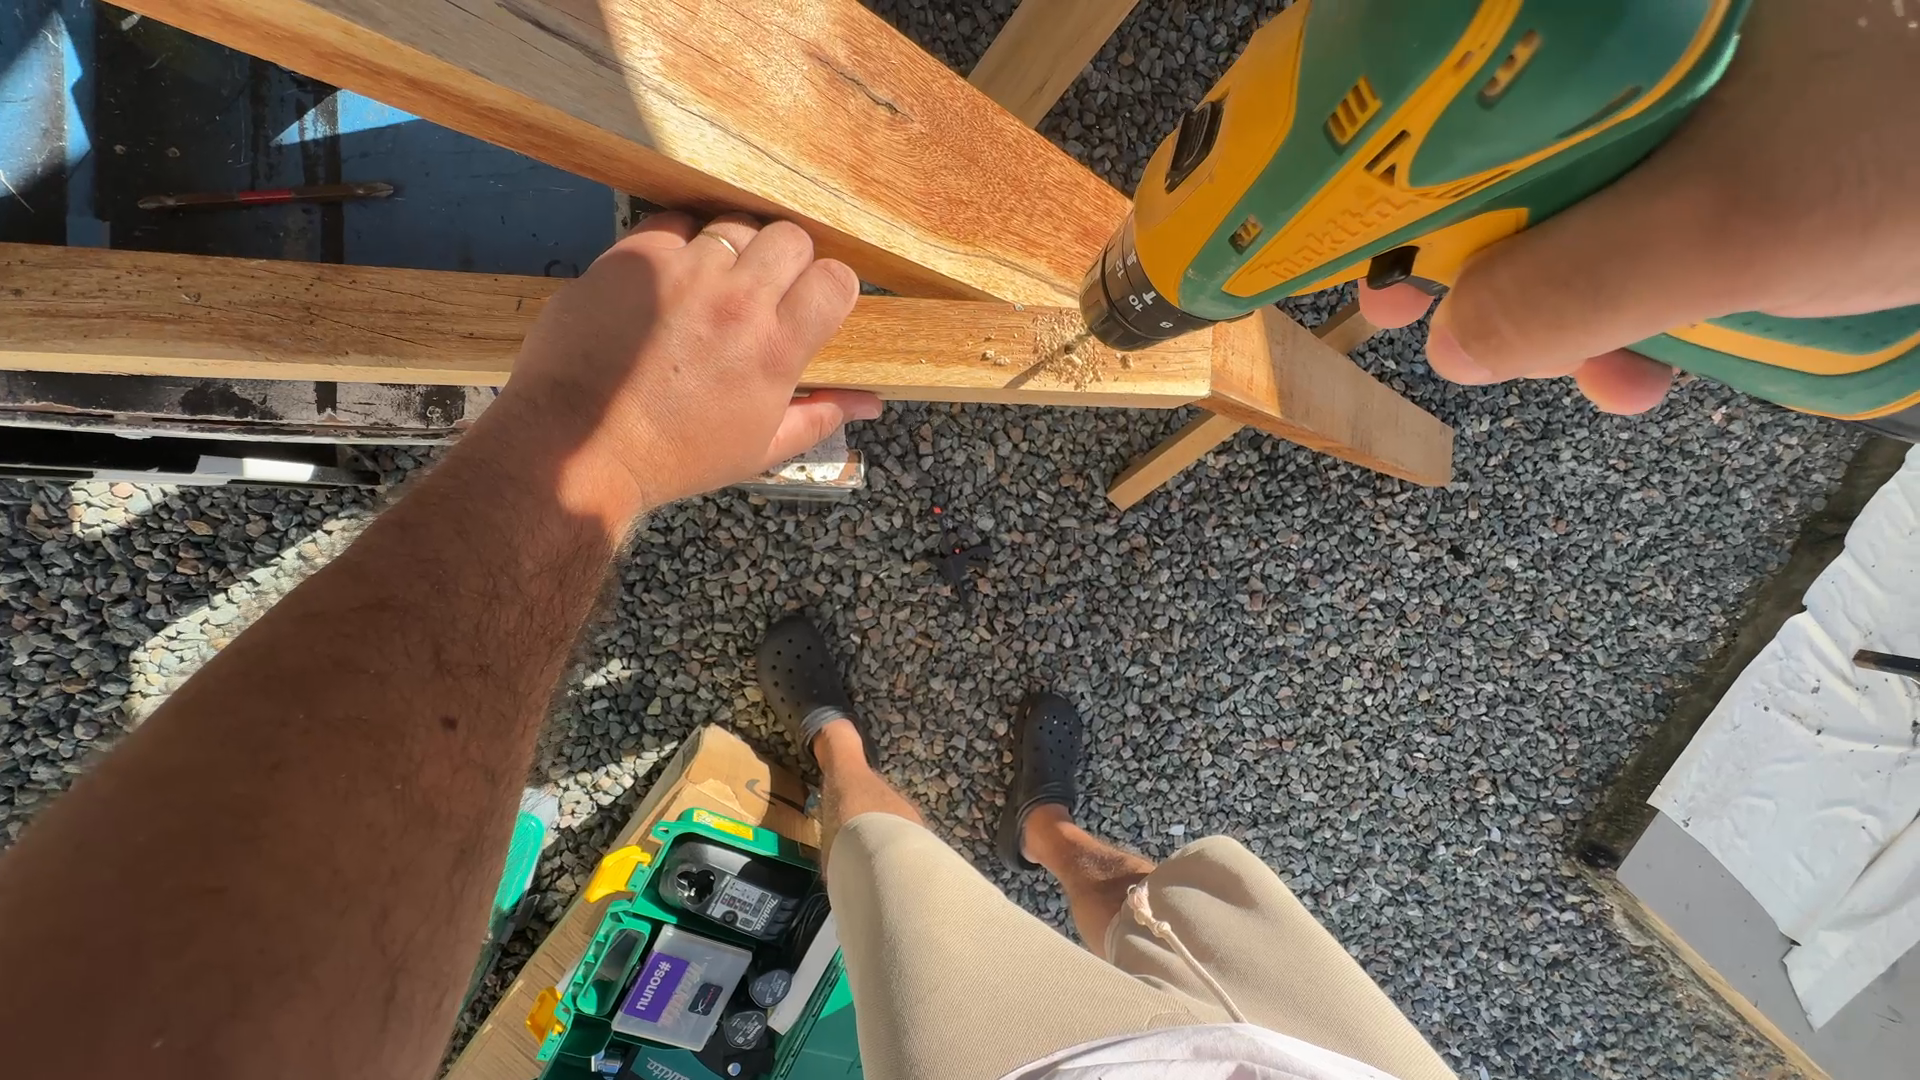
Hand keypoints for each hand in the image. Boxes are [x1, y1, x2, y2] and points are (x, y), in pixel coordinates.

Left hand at [482, 211, 878, 512]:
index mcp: (777, 349)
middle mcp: (739, 300)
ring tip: (715, 283)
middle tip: (765, 292)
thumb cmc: (680, 457)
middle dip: (789, 261)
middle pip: (792, 237)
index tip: (812, 305)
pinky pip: (676, 222)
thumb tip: (872, 404)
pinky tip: (672, 277)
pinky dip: (683, 243)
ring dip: (737, 249)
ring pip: (736, 223)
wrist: (583, 447)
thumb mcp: (761, 449)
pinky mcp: (634, 257)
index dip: (831, 287)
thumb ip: (821, 416)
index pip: (837, 279)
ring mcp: (685, 272)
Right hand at [1359, 2, 1919, 414]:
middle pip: (1501, 154)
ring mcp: (1700, 94)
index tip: (1372, 256)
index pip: (1448, 84)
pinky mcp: (1743, 142)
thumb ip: (1571, 289)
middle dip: (1484, 260)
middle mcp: (1646, 43)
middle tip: (1456, 331)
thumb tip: (1450, 347)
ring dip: (1573, 302)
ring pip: (1576, 199)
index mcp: (1617, 22)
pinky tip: (1669, 354)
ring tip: (1613, 377)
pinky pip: (1645, 218)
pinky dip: (1643, 292)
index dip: (1388, 172)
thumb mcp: (1745, 224)